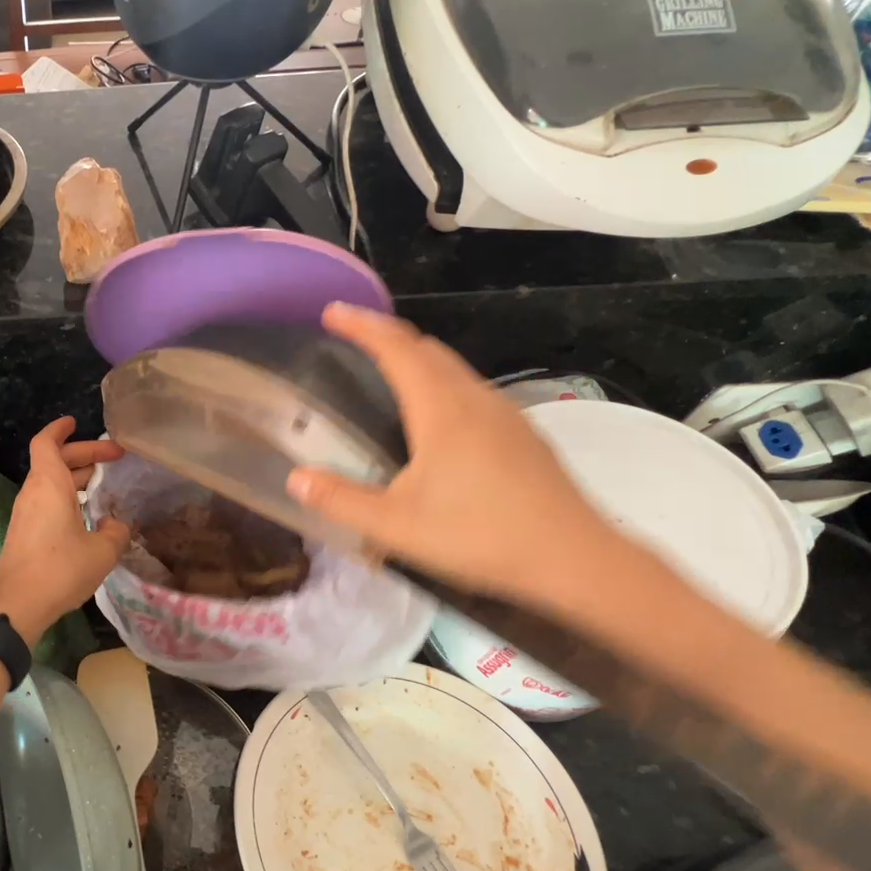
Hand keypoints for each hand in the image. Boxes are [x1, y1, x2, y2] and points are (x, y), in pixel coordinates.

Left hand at [0, 416, 131, 643]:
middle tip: (114, 457)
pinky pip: (46, 502)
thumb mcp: (102, 551)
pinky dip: (66, 498)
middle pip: (54, 460)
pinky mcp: (25, 533)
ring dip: (75, 478)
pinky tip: (87, 515)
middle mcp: (33, 493)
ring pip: (50, 483)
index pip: (47, 442)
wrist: (18, 605)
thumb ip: (116, 531)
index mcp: (48, 484)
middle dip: (83, 454)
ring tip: (103, 484)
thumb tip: (116, 523)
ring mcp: (26, 514)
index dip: (60, 429)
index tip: (75, 422)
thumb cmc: (60, 570)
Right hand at [286, 304, 625, 609]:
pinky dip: (441, 381)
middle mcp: (474, 400)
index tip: (332, 311)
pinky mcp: (523, 436)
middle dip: (387, 334)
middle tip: (354, 333)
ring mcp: (505, 415)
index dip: (362, 325)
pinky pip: (472, 391)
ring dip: (417, 357)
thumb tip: (296, 479)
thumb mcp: (396, 526)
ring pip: (454, 368)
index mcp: (440, 409)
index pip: (395, 349)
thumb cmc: (479, 535)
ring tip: (389, 366)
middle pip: (427, 349)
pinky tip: (438, 415)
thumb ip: (341, 500)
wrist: (574, 559)